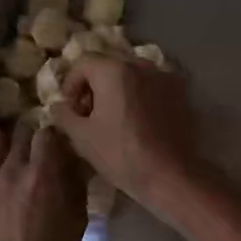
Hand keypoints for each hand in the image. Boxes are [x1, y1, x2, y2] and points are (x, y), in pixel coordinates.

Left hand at [0, 121, 86, 240]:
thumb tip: (70, 162)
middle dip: (29, 138)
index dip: (54, 138)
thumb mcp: (78, 219)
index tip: (57, 149)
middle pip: (20, 130)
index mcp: (44, 175)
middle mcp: (12, 170)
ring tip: (6, 159)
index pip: (48, 133)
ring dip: (0, 143)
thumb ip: (74, 184)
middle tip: (34, 154)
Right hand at [50, 55, 195, 204]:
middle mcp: (141, 65)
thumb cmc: (120, 155)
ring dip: (119, 93)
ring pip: (132, 78)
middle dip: (95, 88)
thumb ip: (64, 115)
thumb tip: (59, 105)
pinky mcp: (181, 95)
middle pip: (109, 68)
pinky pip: (153, 89)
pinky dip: (141, 99)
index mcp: (114, 70)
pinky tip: (140, 125)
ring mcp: (165, 78)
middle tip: (90, 117)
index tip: (70, 110)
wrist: (170, 176)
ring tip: (115, 121)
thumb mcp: (82, 138)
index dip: (71, 85)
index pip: (83, 64)